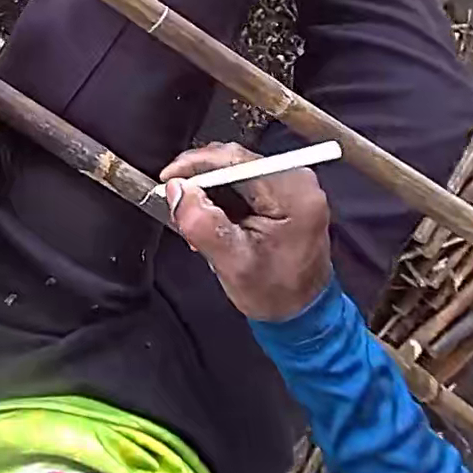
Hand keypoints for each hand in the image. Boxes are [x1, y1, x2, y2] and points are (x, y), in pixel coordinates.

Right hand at [163, 142, 332, 321]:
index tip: (169, 179)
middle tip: (177, 203)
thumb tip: (177, 189)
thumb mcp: (234, 263)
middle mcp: (294, 179)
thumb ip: (203, 224)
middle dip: (198, 180)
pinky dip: (216, 194)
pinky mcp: (278, 189)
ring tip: (193, 216)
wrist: (302, 313)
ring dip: (205, 188)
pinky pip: (236, 178)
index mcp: (293, 192)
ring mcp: (287, 182)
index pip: (233, 159)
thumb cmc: (277, 292)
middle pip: (230, 160)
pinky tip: (209, 217)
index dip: (195, 164)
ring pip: (229, 168)